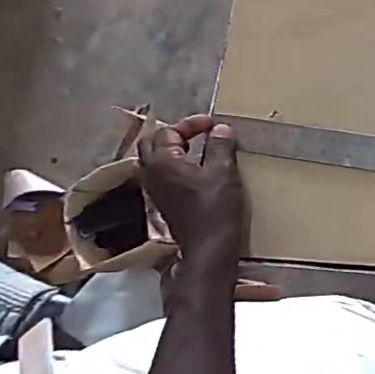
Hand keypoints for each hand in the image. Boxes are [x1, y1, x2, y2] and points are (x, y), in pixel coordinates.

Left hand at [138, 114, 248, 268]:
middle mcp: (151, 174)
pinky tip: (196, 169)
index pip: (168, 131)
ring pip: (156, 159)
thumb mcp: (223, 172)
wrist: (209, 249)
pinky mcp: (163, 202)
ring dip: (175, 149)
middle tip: (201, 133)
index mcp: (162, 163)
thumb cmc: (215, 209)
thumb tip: (219, 129)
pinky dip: (176, 164)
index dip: (191, 124)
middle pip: (153, 143)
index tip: (214, 125)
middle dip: (176, 133)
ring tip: (199, 147)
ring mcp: (154, 190)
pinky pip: (162, 174)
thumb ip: (220, 146)